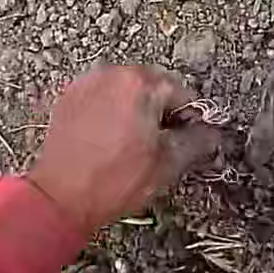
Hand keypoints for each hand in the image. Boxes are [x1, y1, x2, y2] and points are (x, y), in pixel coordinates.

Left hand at [29, 65, 218, 231]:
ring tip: (134, 142)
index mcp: (142, 84)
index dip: (191, 119)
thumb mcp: (168, 163)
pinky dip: (113, 110)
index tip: (188, 139)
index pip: (184, 94)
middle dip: (162, 111)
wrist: (60, 198)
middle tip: (161, 143)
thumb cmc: (113, 181)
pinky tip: (112, 137)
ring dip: (137, 109)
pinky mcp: (71, 96)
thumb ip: (198, 141)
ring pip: (129, 90)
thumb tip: (213, 134)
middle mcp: (115, 74)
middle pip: (155, 87)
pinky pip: (104, 96)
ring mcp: (89, 83)